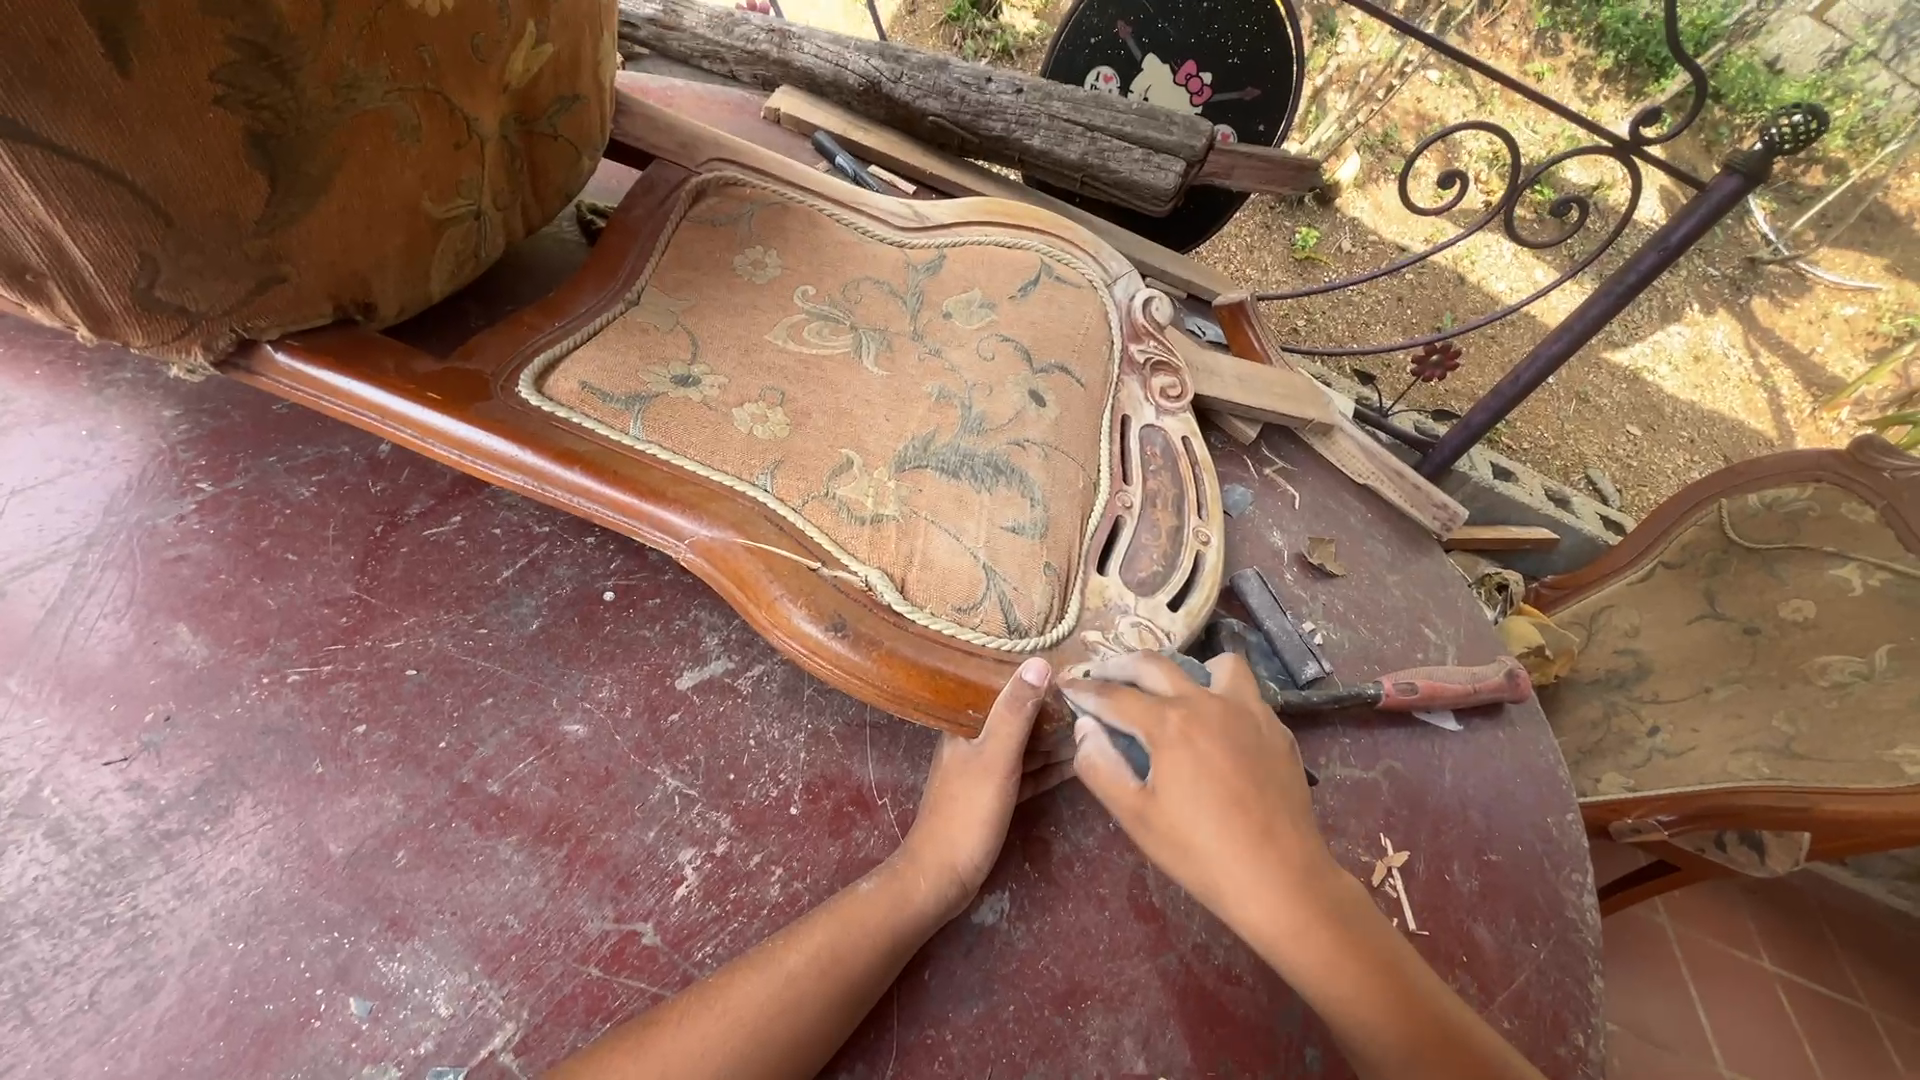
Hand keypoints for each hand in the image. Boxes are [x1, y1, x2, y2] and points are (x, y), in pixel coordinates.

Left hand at [894, 657, 1068, 919]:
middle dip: (1049, 710)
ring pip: (1023, 747)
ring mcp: (983, 771)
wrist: (941, 877)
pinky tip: (1075, 764)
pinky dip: (1047, 768)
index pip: (1001, 689)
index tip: (1070, 668)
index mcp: (964, 725)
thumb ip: (1016, 712)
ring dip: (1052, 740)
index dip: (1032, 678)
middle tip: (1091, 699)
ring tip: (1092, 728)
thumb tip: (1038, 661)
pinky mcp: (994, 798)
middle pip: (1015, 718)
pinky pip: (1025, 774)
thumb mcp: (996, 757)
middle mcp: (972, 742)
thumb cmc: (967, 812)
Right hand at [1062, 652, 1340, 935]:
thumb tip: (1085, 727)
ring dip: (1185, 669)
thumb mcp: (1135, 816)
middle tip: (1099, 674)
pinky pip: (1246, 694)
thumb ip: (1099, 766)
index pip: (1113, 695)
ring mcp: (1249, 712)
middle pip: (1154, 665)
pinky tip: (1217, 728)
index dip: (1084, 690)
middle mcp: (1207, 703)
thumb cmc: (1199, 852)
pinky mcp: (1277, 730)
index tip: (1066, 685)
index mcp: (1168, 723)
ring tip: (1173, 690)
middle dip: (1118, 665)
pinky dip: (1223, 696)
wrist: (1282, 880)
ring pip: (1215, 665)